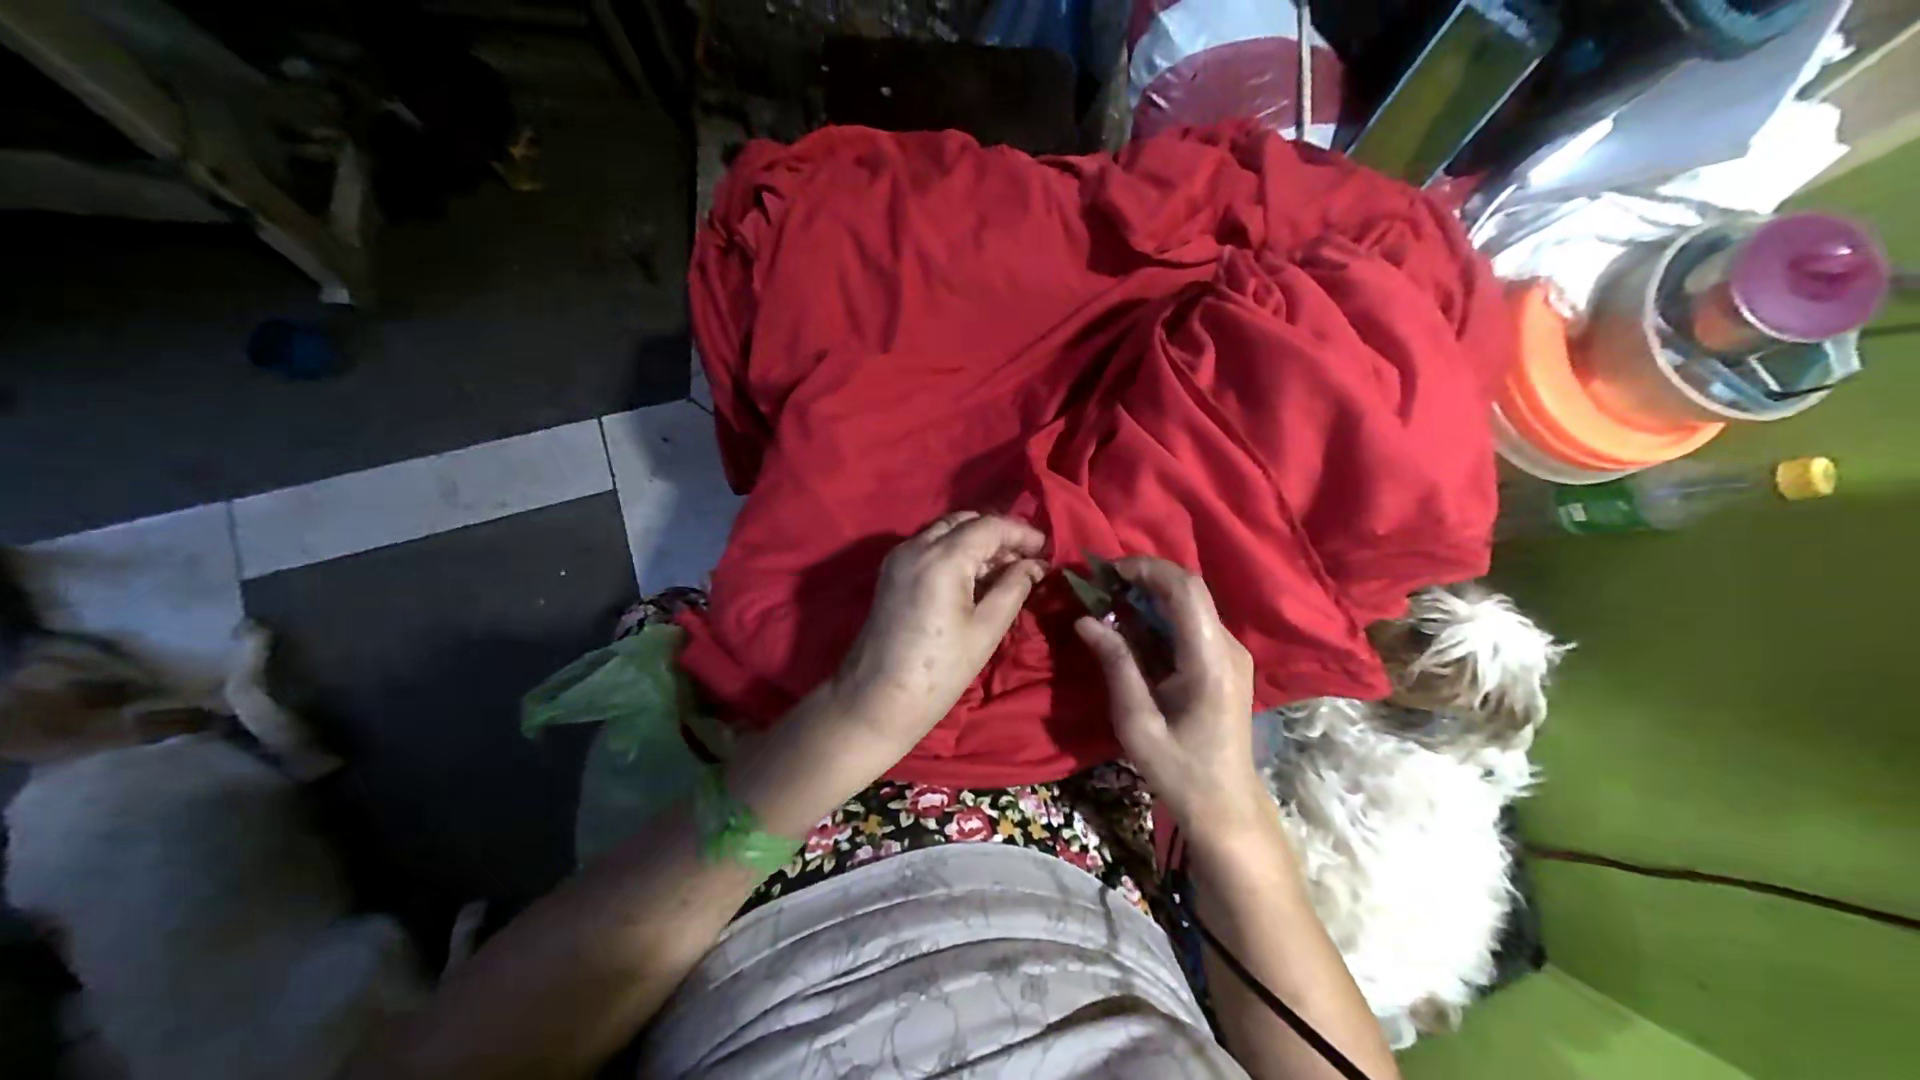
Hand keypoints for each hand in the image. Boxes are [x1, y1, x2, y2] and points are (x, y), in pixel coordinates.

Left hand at [831, 512, 1046, 750]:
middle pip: (965, 521)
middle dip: (999, 533)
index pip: (989, 526)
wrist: (877, 700)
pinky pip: (929, 546)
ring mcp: (899, 557)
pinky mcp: (891, 572)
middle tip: (1028, 559)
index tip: (1048, 549)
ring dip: (977, 541)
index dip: (1022, 533)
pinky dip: (956, 550)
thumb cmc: (939, 670)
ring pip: (946, 531)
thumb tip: (1036, 565)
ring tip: (1007, 569)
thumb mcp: (986, 629)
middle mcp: (916, 546)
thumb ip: (1014, 587)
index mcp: (941, 558)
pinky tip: (975, 576)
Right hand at [1074, 556, 1270, 837]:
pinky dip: (1159, 615)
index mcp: (1210, 660)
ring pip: (1190, 603)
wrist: (1225, 804)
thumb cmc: (1179, 769)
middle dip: (1143, 578)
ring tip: (1109, 604)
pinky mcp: (1225, 661)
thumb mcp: (1136, 722)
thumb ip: (1115, 664)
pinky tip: (1132, 628)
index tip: (1106, 573)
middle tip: (1101, 586)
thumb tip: (1085, 619)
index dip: (1146, 569)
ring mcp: (1231, 653)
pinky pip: (1191, 622)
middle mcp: (1228, 647)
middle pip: (1189, 589)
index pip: (1185, 590)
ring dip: (1149, 595)